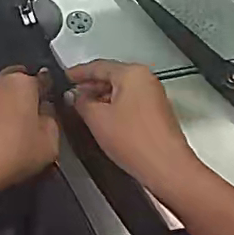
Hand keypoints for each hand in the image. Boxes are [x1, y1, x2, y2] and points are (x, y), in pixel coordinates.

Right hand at [67, 60, 208, 196]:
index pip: (98, 66)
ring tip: (83, 109)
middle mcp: (147, 80)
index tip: (67, 76)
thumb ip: (80, 102)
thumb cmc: (138, 142)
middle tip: (71, 93)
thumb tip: (75, 96)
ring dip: (102, 98)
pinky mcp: (157, 113)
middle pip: (111, 76)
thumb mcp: (96, 118)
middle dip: (90, 86)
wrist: (166, 168)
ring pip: (121, 90)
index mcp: (133, 74)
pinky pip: (130, 102)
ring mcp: (154, 96)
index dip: (78, 72)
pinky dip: (115, 107)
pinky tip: (103, 120)